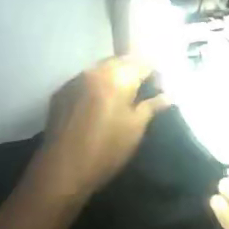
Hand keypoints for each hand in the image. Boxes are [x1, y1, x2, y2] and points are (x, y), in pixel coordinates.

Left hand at [31, 57, 170, 200]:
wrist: (63, 167)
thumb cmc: (107, 149)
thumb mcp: (135, 128)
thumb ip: (152, 106)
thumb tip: (168, 96)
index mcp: (116, 77)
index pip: (142, 63)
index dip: (155, 73)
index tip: (161, 89)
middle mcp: (94, 71)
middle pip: (120, 62)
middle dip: (134, 72)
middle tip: (144, 92)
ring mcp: (74, 79)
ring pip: (100, 69)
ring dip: (113, 78)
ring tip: (122, 98)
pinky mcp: (61, 91)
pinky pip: (84, 81)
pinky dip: (95, 86)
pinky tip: (98, 105)